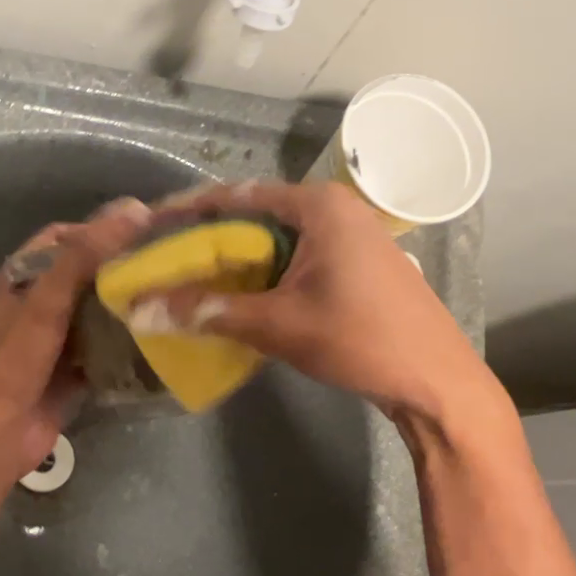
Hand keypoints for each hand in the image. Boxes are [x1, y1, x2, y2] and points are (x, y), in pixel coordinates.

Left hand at [0, 200, 150, 497]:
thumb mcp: (45, 303)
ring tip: (172, 296)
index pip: (62, 239)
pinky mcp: (69, 374)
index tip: (142, 232)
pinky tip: (159, 339)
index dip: (97, 231)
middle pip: (84, 276)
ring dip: (125, 307)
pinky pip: (102, 351)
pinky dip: (125, 346)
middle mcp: (35, 306)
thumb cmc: (12, 364)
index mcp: (19, 280)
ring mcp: (53, 341)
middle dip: (120, 270)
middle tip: (168, 265)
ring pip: (95, 314)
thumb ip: (84, 257)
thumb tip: (133, 210)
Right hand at [142, 182, 496, 424]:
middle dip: (208, 238)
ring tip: (191, 279)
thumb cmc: (358, 340)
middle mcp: (335, 207)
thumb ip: (206, 311)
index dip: (188, 210)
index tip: (148, 226)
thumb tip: (140, 310)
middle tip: (165, 259)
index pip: (236, 195)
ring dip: (235, 258)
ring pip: (275, 237)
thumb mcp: (275, 325)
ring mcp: (351, 233)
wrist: (435, 380)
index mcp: (318, 205)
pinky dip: (263, 271)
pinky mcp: (356, 261)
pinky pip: (296, 254)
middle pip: (255, 214)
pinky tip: (239, 295)